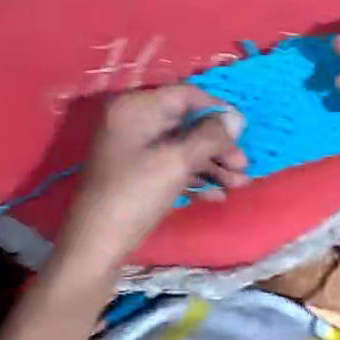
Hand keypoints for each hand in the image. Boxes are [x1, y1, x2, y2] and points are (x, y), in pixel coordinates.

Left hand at [53, 85, 247, 270]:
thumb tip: (236, 117)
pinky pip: (169, 166)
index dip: (217, 110)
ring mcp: (132, 149)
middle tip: (243, 167)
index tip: (244, 132)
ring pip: (180, 147)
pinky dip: (193, 177)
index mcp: (135, 107)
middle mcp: (132, 121)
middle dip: (218, 145)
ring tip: (238, 185)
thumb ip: (210, 136)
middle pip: (186, 123)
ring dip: (211, 165)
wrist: (95, 244)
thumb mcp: (177, 161)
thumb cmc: (135, 194)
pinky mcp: (134, 174)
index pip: (186, 95)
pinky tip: (216, 196)